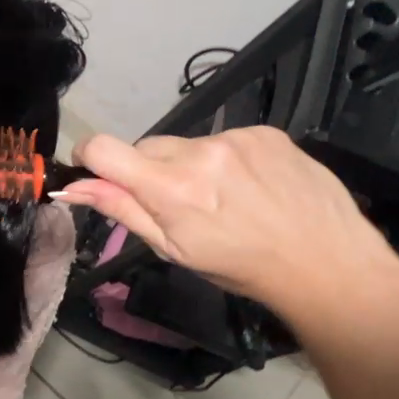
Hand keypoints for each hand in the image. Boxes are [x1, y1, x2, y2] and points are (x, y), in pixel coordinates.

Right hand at [57, 127, 398, 316]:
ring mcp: (236, 138)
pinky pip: (224, 140)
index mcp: (171, 187)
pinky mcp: (266, 132)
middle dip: (148, 171)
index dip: (89, 157)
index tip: (93, 172)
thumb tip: (71, 188)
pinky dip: (225, 160)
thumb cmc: (240, 266)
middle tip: (176, 204)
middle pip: (146, 147)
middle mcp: (200, 152)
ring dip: (189, 165)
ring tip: (222, 198)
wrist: (327, 262)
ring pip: (186, 145)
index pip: (103, 148)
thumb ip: (121, 209)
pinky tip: (249, 186)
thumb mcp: (172, 247)